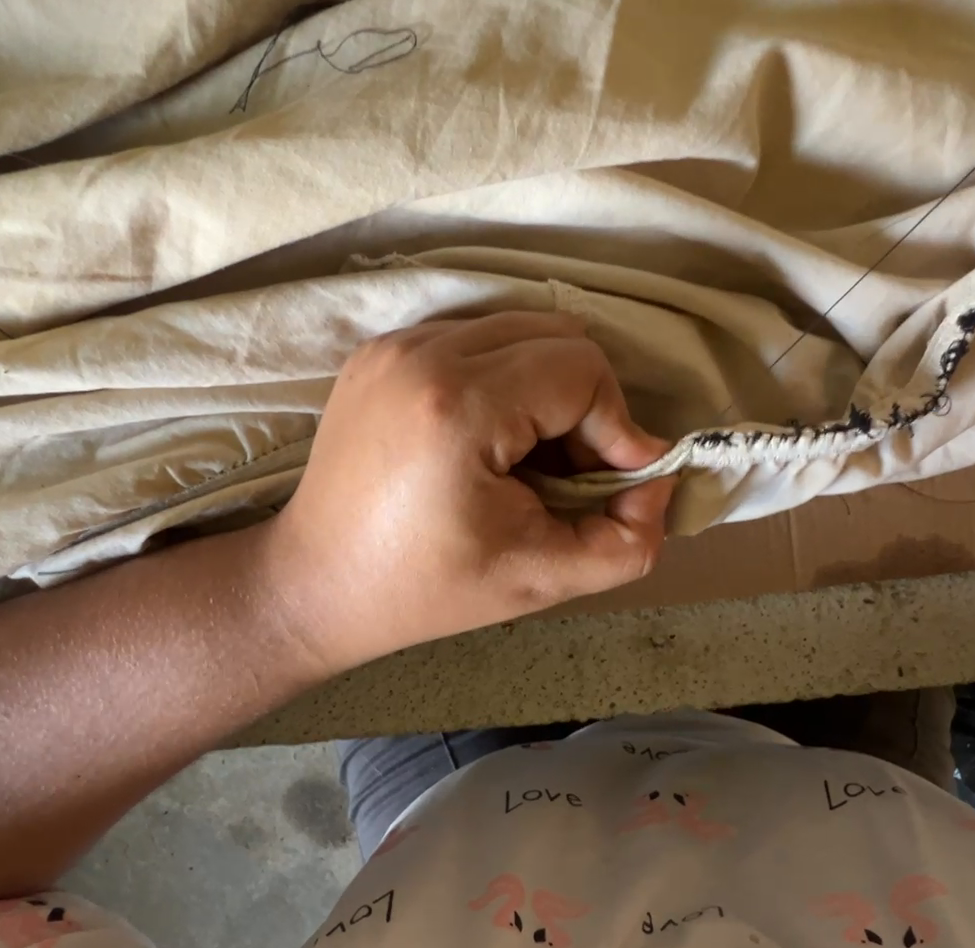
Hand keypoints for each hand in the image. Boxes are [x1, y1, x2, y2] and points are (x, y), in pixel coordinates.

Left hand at [259, 312, 675, 671]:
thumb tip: (657, 478)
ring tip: (533, 458)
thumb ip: (630, 538)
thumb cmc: (427, 590)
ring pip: (519, 329)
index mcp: (457, 405)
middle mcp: (421, 353)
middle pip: (556, 336)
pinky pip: (475, 339)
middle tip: (573, 473)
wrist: (318, 584)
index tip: (610, 483)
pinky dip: (505, 379)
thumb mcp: (544, 581)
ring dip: (548, 388)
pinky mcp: (379, 351)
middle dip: (586, 405)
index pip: (581, 369)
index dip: (616, 425)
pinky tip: (491, 439)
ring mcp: (393, 345)